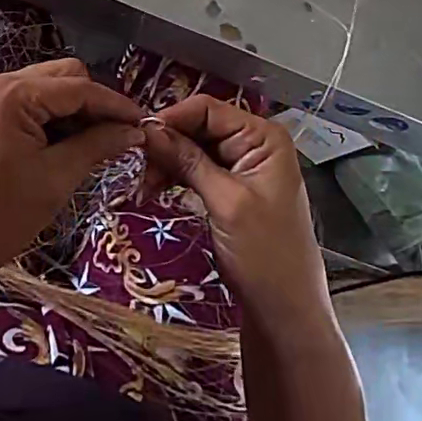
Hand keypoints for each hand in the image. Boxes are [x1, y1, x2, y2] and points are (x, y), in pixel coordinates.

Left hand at [0, 59, 144, 313]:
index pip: (78, 87)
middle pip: (63, 76)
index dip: (116, 105)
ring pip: (48, 87)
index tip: (146, 124)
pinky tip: (70, 143)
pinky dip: (53, 116)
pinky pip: (30, 101)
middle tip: (121, 136)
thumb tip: (134, 130)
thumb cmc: (2, 214)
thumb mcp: (57, 178)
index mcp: (13, 94)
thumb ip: (97, 145)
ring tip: (99, 144)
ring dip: (75, 109)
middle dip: (94, 102)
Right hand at [140, 94, 326, 310]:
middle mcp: (252, 141)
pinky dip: (171, 174)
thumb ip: (188, 160)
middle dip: (165, 143)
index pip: (206, 109)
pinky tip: (153, 188)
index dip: (171, 118)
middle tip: (137, 166)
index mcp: (263, 137)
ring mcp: (239, 163)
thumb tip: (148, 128)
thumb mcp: (226, 202)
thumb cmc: (266, 256)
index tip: (138, 138)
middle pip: (195, 125)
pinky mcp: (226, 183)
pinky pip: (191, 165)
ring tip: (144, 184)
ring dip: (164, 161)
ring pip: (188, 145)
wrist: (285, 311)